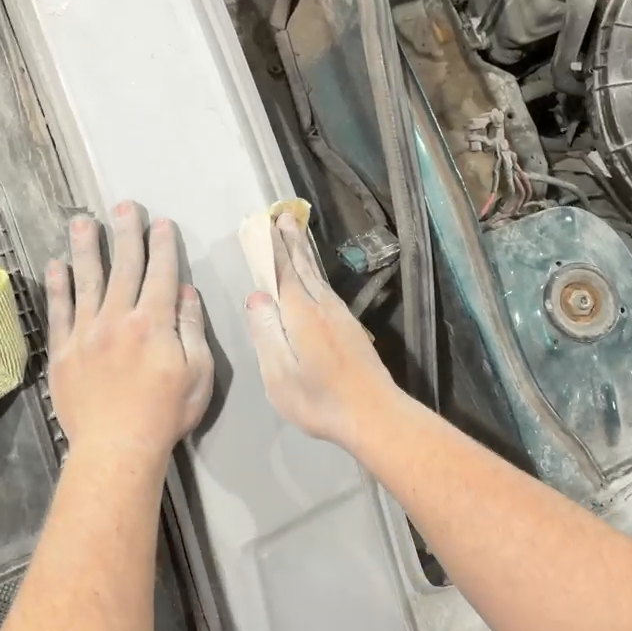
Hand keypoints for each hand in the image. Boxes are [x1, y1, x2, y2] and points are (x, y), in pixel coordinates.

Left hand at [47, 203, 212, 478]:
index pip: (161, 274)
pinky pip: (59, 310)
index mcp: (154, 323)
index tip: (162, 223)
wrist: (116, 447)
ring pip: (86, 280)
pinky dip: (58, 285)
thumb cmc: (166, 413)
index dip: (163, 246)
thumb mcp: (197, 372)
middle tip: (125, 206)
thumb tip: (185, 291)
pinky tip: (56, 265)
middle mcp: (117, 318)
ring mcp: (86, 333)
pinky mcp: (63, 350)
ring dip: (86, 248)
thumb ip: (191, 328)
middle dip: (127, 234)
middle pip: (124, 268)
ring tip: (83, 221)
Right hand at [244, 214, 406, 448]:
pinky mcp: (352, 330)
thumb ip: (267, 333)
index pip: (283, 271)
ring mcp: (341, 318)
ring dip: (305, 255)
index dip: (273, 247)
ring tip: (297, 237)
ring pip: (318, 277)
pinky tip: (316, 280)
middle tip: (284, 215)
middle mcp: (323, 308)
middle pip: (304, 267)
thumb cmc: (320, 400)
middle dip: (292, 241)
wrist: (374, 415)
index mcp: (302, 314)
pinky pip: (327, 290)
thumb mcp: (279, 374)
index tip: (265, 222)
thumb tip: (257, 297)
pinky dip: (316, 275)